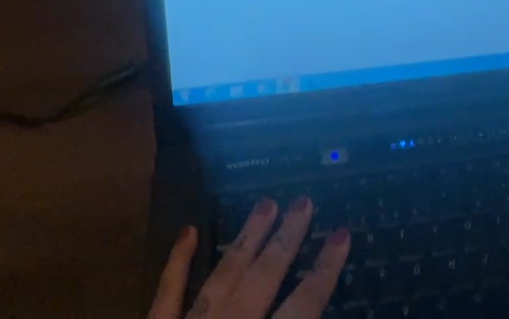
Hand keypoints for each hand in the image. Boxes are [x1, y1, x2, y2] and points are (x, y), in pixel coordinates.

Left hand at [147, 197, 351, 318]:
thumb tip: (315, 312)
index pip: (302, 308)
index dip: (324, 271)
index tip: (342, 234)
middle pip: (263, 280)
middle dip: (286, 240)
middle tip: (304, 201)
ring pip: (222, 276)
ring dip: (245, 239)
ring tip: (266, 204)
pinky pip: (166, 295)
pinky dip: (177, 263)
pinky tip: (188, 231)